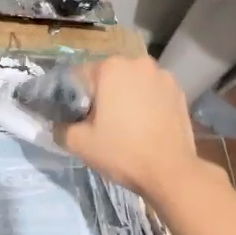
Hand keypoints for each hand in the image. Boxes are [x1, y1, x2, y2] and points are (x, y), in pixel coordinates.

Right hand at [59, 55, 213, 203]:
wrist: (170, 171)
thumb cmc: (122, 152)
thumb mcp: (79, 143)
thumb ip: (60, 129)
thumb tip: (56, 125)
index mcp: (111, 67)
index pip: (80, 77)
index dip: (74, 98)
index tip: (76, 118)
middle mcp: (138, 63)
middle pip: (109, 77)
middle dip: (102, 95)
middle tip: (99, 123)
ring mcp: (163, 76)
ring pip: (133, 84)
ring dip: (126, 98)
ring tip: (125, 125)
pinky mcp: (179, 92)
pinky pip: (153, 93)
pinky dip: (146, 104)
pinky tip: (145, 126)